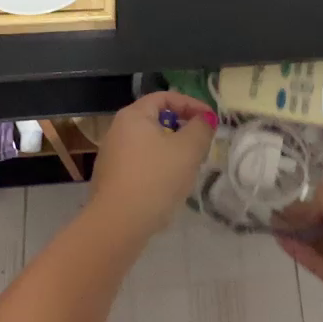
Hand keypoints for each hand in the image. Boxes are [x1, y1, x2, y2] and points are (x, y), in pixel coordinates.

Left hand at [88, 91, 216, 239]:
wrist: (118, 225)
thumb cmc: (155, 178)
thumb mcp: (188, 149)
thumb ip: (201, 128)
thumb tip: (204, 120)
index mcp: (133, 115)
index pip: (166, 97)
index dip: (192, 104)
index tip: (211, 121)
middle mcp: (118, 130)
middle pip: (157, 121)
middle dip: (183, 131)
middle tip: (201, 146)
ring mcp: (111, 156)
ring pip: (150, 145)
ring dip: (172, 153)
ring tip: (188, 170)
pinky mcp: (111, 180)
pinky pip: (141, 165)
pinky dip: (158, 169)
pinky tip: (168, 190)